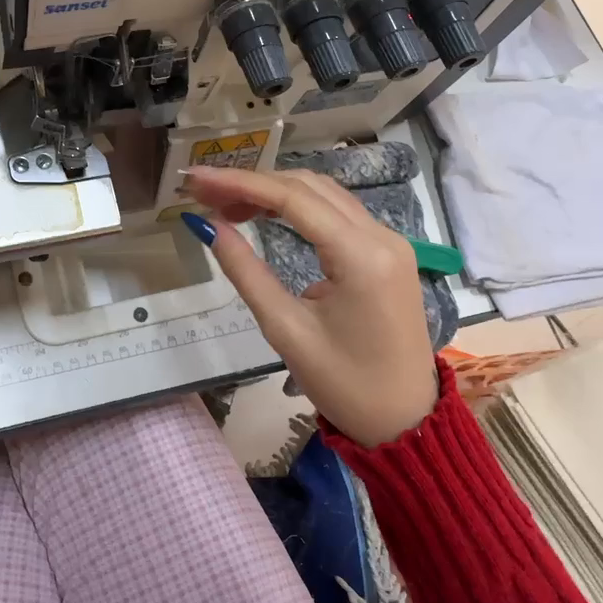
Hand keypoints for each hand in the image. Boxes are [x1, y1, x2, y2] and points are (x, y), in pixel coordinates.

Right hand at [183, 166, 438, 446]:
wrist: (405, 423)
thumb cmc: (344, 384)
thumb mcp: (285, 329)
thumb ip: (245, 271)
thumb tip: (207, 226)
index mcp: (361, 256)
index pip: (293, 199)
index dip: (240, 182)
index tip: (196, 179)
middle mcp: (382, 237)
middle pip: (309, 187)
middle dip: (253, 183)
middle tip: (203, 192)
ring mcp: (390, 242)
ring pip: (324, 194)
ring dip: (274, 191)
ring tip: (225, 203)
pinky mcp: (387, 253)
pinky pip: (337, 213)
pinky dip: (297, 206)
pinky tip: (263, 214)